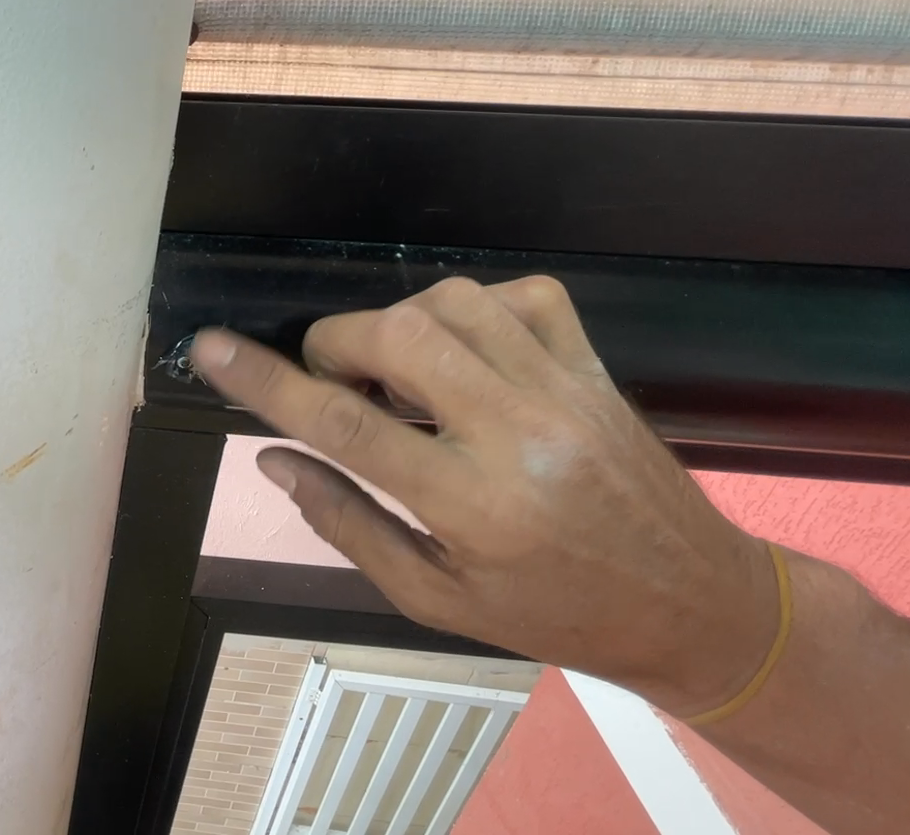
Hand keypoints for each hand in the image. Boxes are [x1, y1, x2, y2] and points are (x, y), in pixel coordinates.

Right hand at [191, 275, 780, 716]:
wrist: (698, 607)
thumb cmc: (550, 613)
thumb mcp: (431, 598)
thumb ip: (344, 522)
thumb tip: (275, 459)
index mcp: (470, 504)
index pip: (342, 423)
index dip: (264, 380)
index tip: (211, 349)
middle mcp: (517, 433)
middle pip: (397, 339)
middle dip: (334, 344)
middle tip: (332, 379)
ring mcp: (563, 389)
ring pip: (451, 303)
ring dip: (395, 324)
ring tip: (395, 373)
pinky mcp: (593, 365)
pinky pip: (519, 296)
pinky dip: (468, 308)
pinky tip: (459, 349)